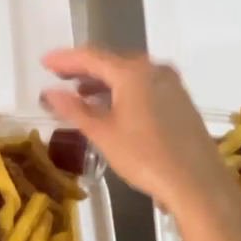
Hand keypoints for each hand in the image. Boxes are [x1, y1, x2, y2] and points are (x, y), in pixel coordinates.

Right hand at [40, 47, 240, 220]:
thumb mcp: (103, 134)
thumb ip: (75, 109)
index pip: (91, 57)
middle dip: (83, 68)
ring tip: (80, 93)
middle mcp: (154, 69)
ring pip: (129, 74)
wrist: (197, 183)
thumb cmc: (145, 157)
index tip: (44, 62)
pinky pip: (144, 85)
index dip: (65, 59)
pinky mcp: (180, 100)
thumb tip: (49, 93)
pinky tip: (111, 106)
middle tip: (58, 75)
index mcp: (133, 72)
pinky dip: (122, 90)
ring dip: (103, 81)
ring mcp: (171, 83)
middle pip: (112, 62)